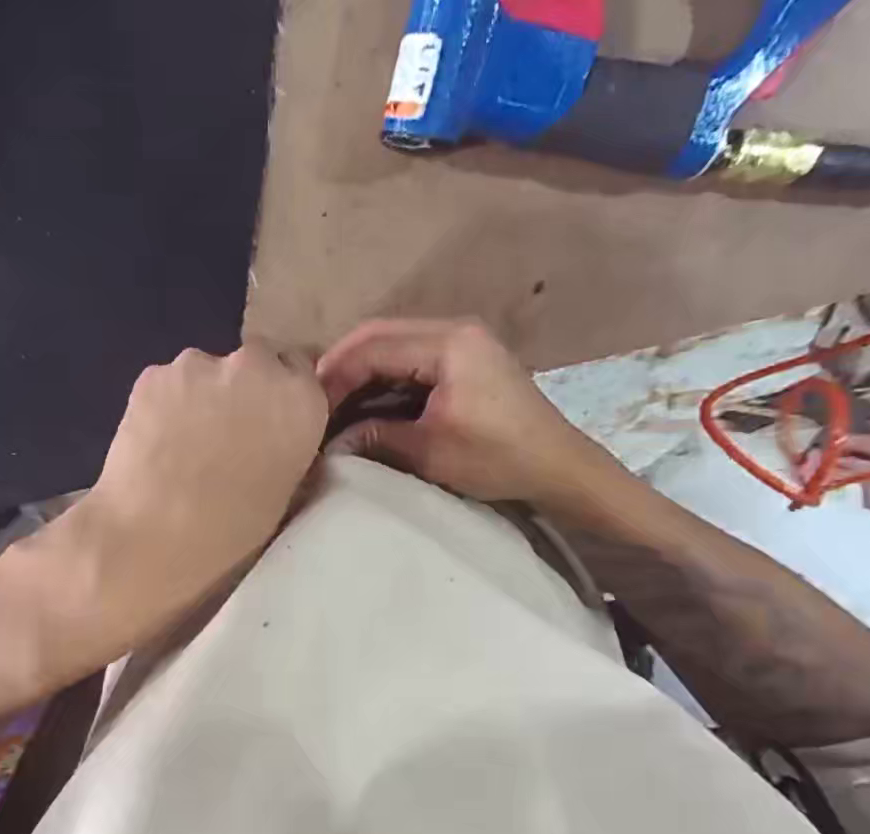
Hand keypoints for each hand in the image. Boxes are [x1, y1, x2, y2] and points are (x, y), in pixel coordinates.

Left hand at [62, 343, 326, 638]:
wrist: (154, 531)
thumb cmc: (229, 529)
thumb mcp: (284, 491)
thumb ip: (287, 446)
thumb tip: (275, 435)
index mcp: (301, 399)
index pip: (301, 369)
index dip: (281, 394)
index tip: (267, 418)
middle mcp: (257, 366)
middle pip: (255, 361)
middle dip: (243, 387)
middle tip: (223, 430)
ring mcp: (200, 364)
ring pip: (205, 370)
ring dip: (200, 394)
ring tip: (180, 441)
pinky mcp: (153, 374)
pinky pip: (166, 383)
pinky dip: (163, 403)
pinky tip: (152, 440)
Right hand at [316, 319, 622, 508]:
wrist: (558, 467)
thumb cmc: (497, 457)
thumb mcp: (429, 451)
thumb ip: (377, 438)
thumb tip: (332, 442)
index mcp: (449, 344)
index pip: (373, 347)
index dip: (335, 375)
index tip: (311, 406)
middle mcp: (454, 330)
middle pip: (379, 334)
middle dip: (342, 365)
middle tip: (314, 398)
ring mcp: (462, 342)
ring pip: (393, 344)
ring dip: (361, 370)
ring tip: (333, 401)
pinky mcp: (465, 359)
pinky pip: (410, 357)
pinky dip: (383, 376)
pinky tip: (365, 401)